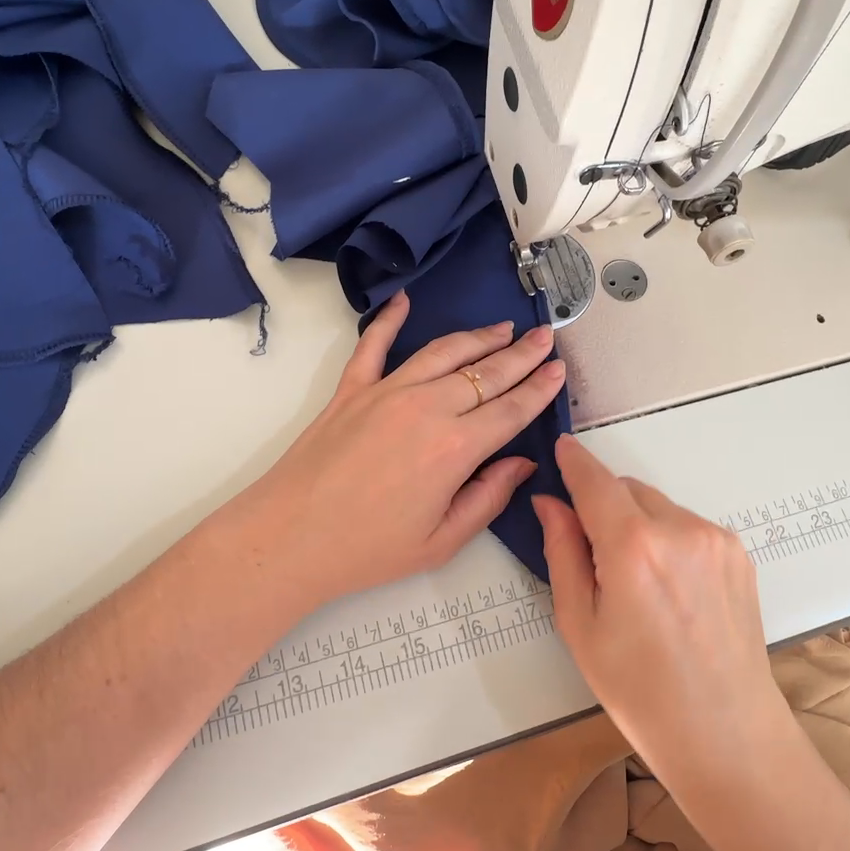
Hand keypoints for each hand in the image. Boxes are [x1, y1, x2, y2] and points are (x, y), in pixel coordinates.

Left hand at [206, 292, 565, 611]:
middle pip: (487, 372)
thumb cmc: (369, 549)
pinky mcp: (351, 389)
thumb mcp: (443, 540)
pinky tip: (404, 301)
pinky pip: (374, 345)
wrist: (290, 538)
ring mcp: (387, 392)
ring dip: (477, 337)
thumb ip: (489, 497)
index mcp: (456, 448)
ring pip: (443, 352)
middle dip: (522, 353)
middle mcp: (427, 407)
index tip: (559, 368)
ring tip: (503, 327)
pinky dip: (389, 319)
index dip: (540, 387)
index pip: (512, 409)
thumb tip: (522, 463)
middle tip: (544, 336)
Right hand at [534, 436, 789, 778]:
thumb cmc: (639, 690)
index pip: (595, 481)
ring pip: (659, 507)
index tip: (560, 449)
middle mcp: (679, 529)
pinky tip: (670, 589)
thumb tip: (550, 503)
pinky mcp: (737, 552)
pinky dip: (668, 539)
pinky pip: (688, 526)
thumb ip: (563, 553)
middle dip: (604, 504)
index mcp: (633, 547)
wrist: (724, 732)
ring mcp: (715, 539)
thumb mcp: (580, 626)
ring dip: (638, 522)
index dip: (574, 462)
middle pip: (628, 489)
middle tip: (592, 552)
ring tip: (637, 582)